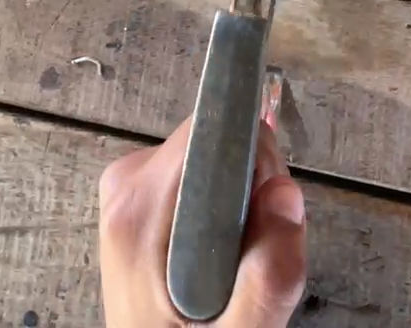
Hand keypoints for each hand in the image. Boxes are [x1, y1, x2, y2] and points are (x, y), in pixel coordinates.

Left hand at [98, 118, 306, 327]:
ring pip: (208, 156)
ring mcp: (127, 188)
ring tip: (237, 258)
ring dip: (239, 197)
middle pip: (212, 142)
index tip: (268, 207)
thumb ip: (267, 279)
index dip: (254, 158)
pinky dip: (221, 203)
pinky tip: (221, 250)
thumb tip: (285, 192)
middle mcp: (125, 185)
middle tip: (257, 246)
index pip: (209, 132)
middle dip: (250, 184)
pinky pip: (195, 173)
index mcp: (139, 209)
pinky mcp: (135, 195)